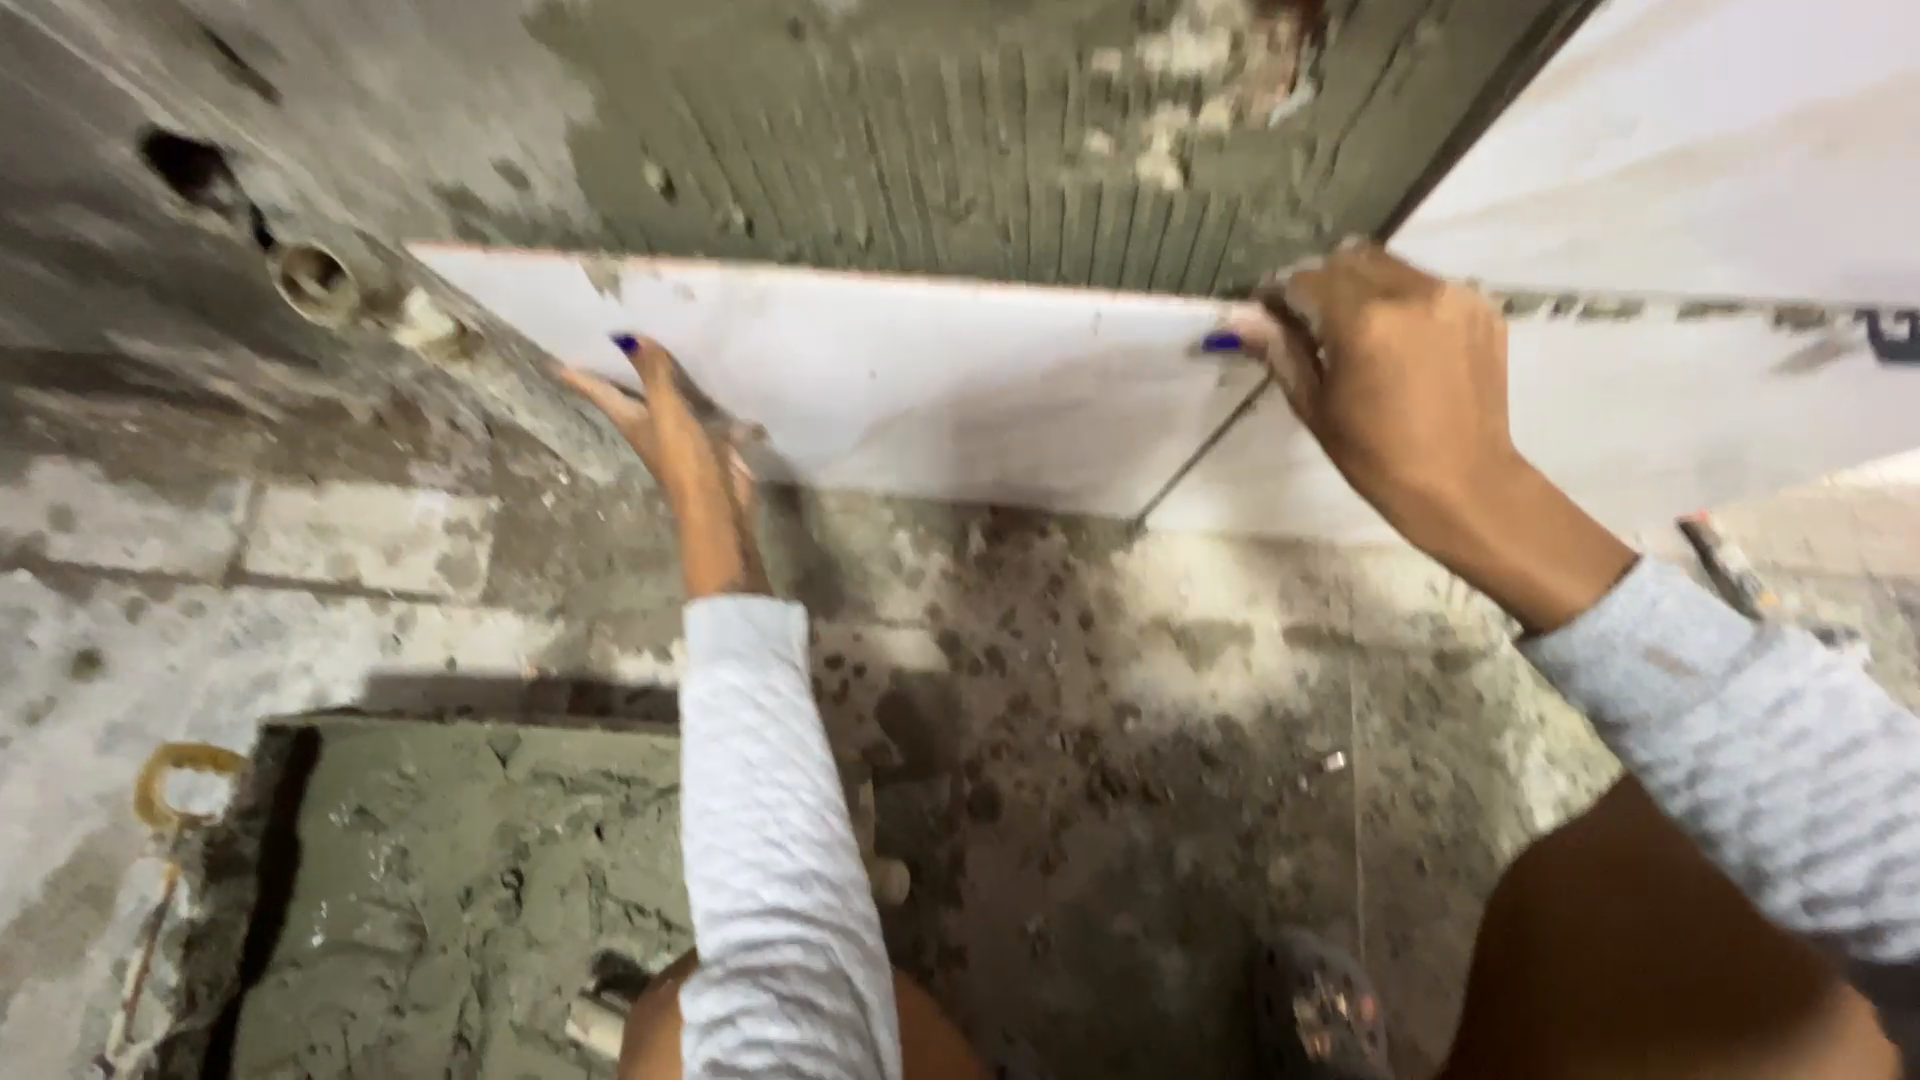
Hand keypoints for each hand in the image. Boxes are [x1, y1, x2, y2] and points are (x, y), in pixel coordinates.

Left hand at [559, 335, 767, 599]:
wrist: (720, 505)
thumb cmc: (685, 460)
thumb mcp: (667, 412)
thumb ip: (653, 374)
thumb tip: (626, 335)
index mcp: (634, 421)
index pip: (601, 393)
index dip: (580, 378)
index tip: (559, 362)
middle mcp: (653, 427)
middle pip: (634, 394)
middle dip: (626, 370)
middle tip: (621, 336)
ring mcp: (683, 436)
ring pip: (673, 400)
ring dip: (672, 379)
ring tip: (672, 343)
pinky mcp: (713, 443)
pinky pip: (710, 413)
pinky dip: (716, 399)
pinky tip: (726, 380)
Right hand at [1229, 241, 1633, 632]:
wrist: (1461, 480)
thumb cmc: (1374, 455)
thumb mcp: (1314, 406)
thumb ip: (1280, 351)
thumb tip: (1241, 317)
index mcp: (1365, 322)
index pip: (1306, 280)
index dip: (1279, 293)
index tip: (1266, 313)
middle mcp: (1412, 293)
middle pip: (1348, 259)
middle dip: (1320, 283)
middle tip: (1307, 321)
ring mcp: (1454, 295)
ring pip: (1388, 265)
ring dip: (1360, 286)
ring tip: (1352, 330)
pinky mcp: (1481, 306)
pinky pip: (1425, 284)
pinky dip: (1399, 300)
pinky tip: (1396, 342)